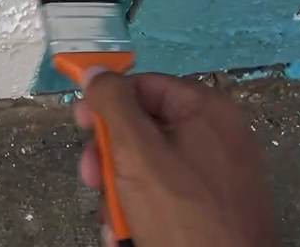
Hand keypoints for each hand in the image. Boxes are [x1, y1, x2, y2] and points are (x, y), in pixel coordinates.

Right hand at [76, 71, 276, 246]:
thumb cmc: (181, 214)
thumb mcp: (136, 150)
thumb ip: (112, 102)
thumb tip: (94, 69)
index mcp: (206, 109)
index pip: (144, 85)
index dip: (107, 101)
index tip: (80, 125)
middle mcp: (217, 136)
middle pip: (145, 128)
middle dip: (111, 157)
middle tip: (90, 180)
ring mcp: (219, 177)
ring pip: (152, 167)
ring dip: (121, 193)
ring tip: (113, 223)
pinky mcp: (216, 213)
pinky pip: (170, 197)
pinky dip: (144, 212)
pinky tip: (128, 236)